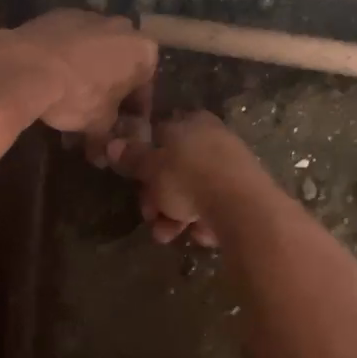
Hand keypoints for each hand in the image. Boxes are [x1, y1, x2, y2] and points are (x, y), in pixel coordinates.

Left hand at [7, 10, 156, 155]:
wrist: (26, 67)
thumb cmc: (76, 95)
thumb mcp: (99, 123)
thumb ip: (110, 130)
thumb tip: (105, 146)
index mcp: (143, 50)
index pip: (147, 82)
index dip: (136, 105)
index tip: (124, 120)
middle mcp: (122, 26)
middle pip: (123, 58)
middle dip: (114, 81)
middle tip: (99, 105)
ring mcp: (89, 16)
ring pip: (97, 45)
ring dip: (90, 65)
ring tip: (71, 90)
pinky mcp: (58, 13)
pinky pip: (71, 38)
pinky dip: (67, 53)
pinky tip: (52, 73)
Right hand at [107, 110, 264, 246]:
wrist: (242, 206)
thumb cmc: (189, 176)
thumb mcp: (152, 168)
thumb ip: (133, 157)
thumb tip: (111, 144)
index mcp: (192, 122)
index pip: (161, 134)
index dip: (144, 160)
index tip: (135, 184)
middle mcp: (214, 138)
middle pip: (176, 167)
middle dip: (158, 197)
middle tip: (150, 216)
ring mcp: (232, 166)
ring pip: (194, 190)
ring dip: (175, 215)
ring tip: (168, 235)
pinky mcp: (245, 193)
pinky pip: (214, 205)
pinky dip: (203, 220)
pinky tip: (200, 234)